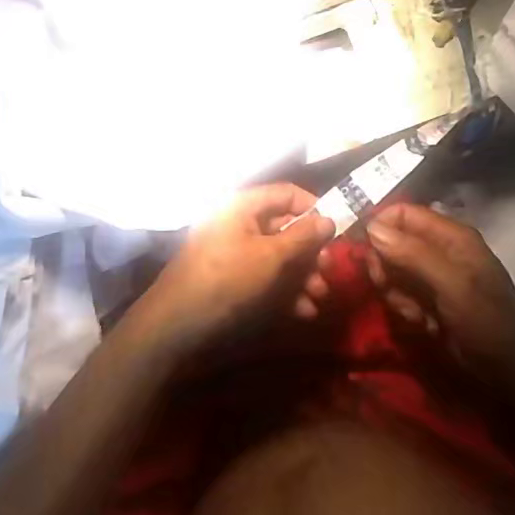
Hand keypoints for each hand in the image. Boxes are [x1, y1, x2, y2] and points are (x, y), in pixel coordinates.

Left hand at [129, 184, 335, 355]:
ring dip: (302, 275)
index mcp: (243, 205)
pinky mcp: (231, 277)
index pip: (287, 193)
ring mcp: (233, 250)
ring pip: (278, 255)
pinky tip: (303, 311)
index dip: (314, 209)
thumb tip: (329, 219)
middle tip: (328, 272)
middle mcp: (238, 221)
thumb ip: (302, 236)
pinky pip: (264, 275)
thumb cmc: (227, 278)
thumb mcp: (270, 256)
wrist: (177, 321)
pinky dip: (285, 290)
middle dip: (311, 251)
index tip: (337, 231)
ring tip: (318, 297)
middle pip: (285, 226)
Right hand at [361, 202, 514, 379]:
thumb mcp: (451, 285)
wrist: (512, 371)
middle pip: (392, 242)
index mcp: (450, 235)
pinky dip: (405, 308)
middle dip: (385, 267)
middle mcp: (440, 249)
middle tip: (387, 288)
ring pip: (393, 270)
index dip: (379, 229)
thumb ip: (412, 254)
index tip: (366, 256)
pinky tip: (424, 324)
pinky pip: (401, 293)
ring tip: (416, 314)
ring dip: (395, 293)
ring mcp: (434, 276)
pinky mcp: (429, 300)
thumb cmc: (487, 321)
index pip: (401, 213)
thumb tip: (371, 228)